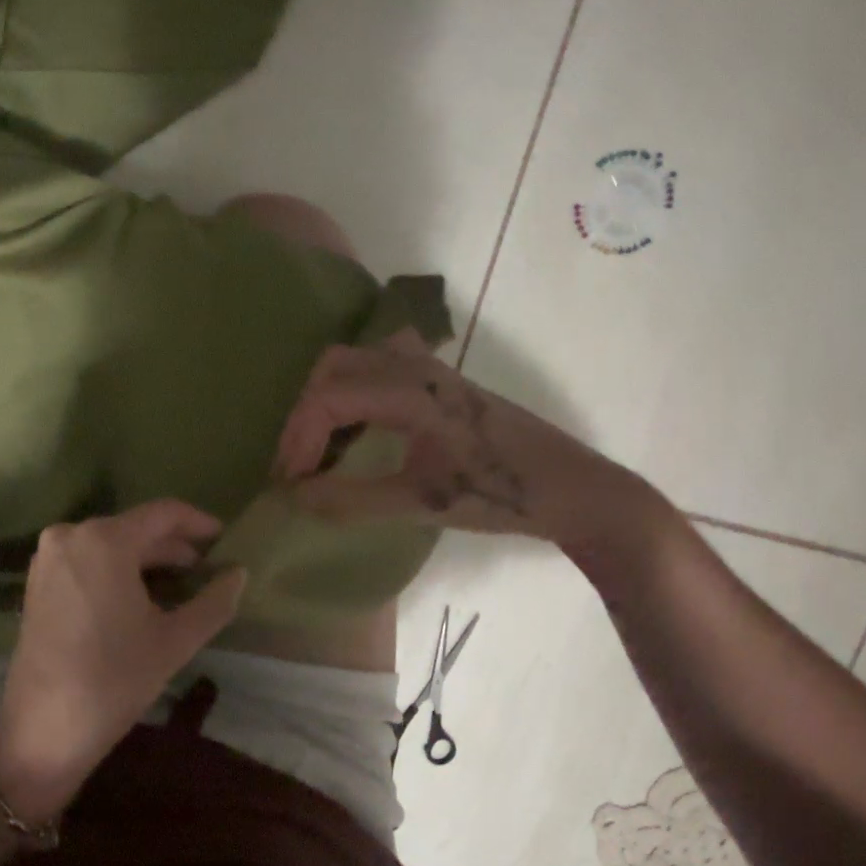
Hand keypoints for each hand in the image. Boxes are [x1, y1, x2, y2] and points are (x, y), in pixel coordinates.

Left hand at [0, 500, 248, 822]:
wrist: (44, 726)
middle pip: (133, 529)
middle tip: (208, 570)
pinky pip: (86, 561)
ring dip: (145, 560)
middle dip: (172, 547)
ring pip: (109, 546)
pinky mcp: (37, 582)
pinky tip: (140, 597)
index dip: (198, 523)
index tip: (225, 540)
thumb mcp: (175, 640)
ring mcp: (48, 558)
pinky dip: (116, 571)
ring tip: (180, 586)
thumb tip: (239, 573)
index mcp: (104, 540)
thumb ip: (213, 601)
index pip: (162, 513)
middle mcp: (70, 536)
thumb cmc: (114, 679)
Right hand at [274, 329, 661, 551]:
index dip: (297, 440)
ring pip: (355, 361)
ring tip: (320, 448)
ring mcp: (432, 371)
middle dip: (304, 415)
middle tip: (298, 464)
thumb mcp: (422, 504)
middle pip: (333, 367)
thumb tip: (294, 497)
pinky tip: (357, 430)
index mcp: (413, 393)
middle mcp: (418, 369)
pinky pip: (379, 367)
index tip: (289, 484)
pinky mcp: (442, 382)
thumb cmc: (501, 496)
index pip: (328, 399)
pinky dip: (352, 390)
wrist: (575, 490)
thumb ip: (352, 500)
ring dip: (325, 398)